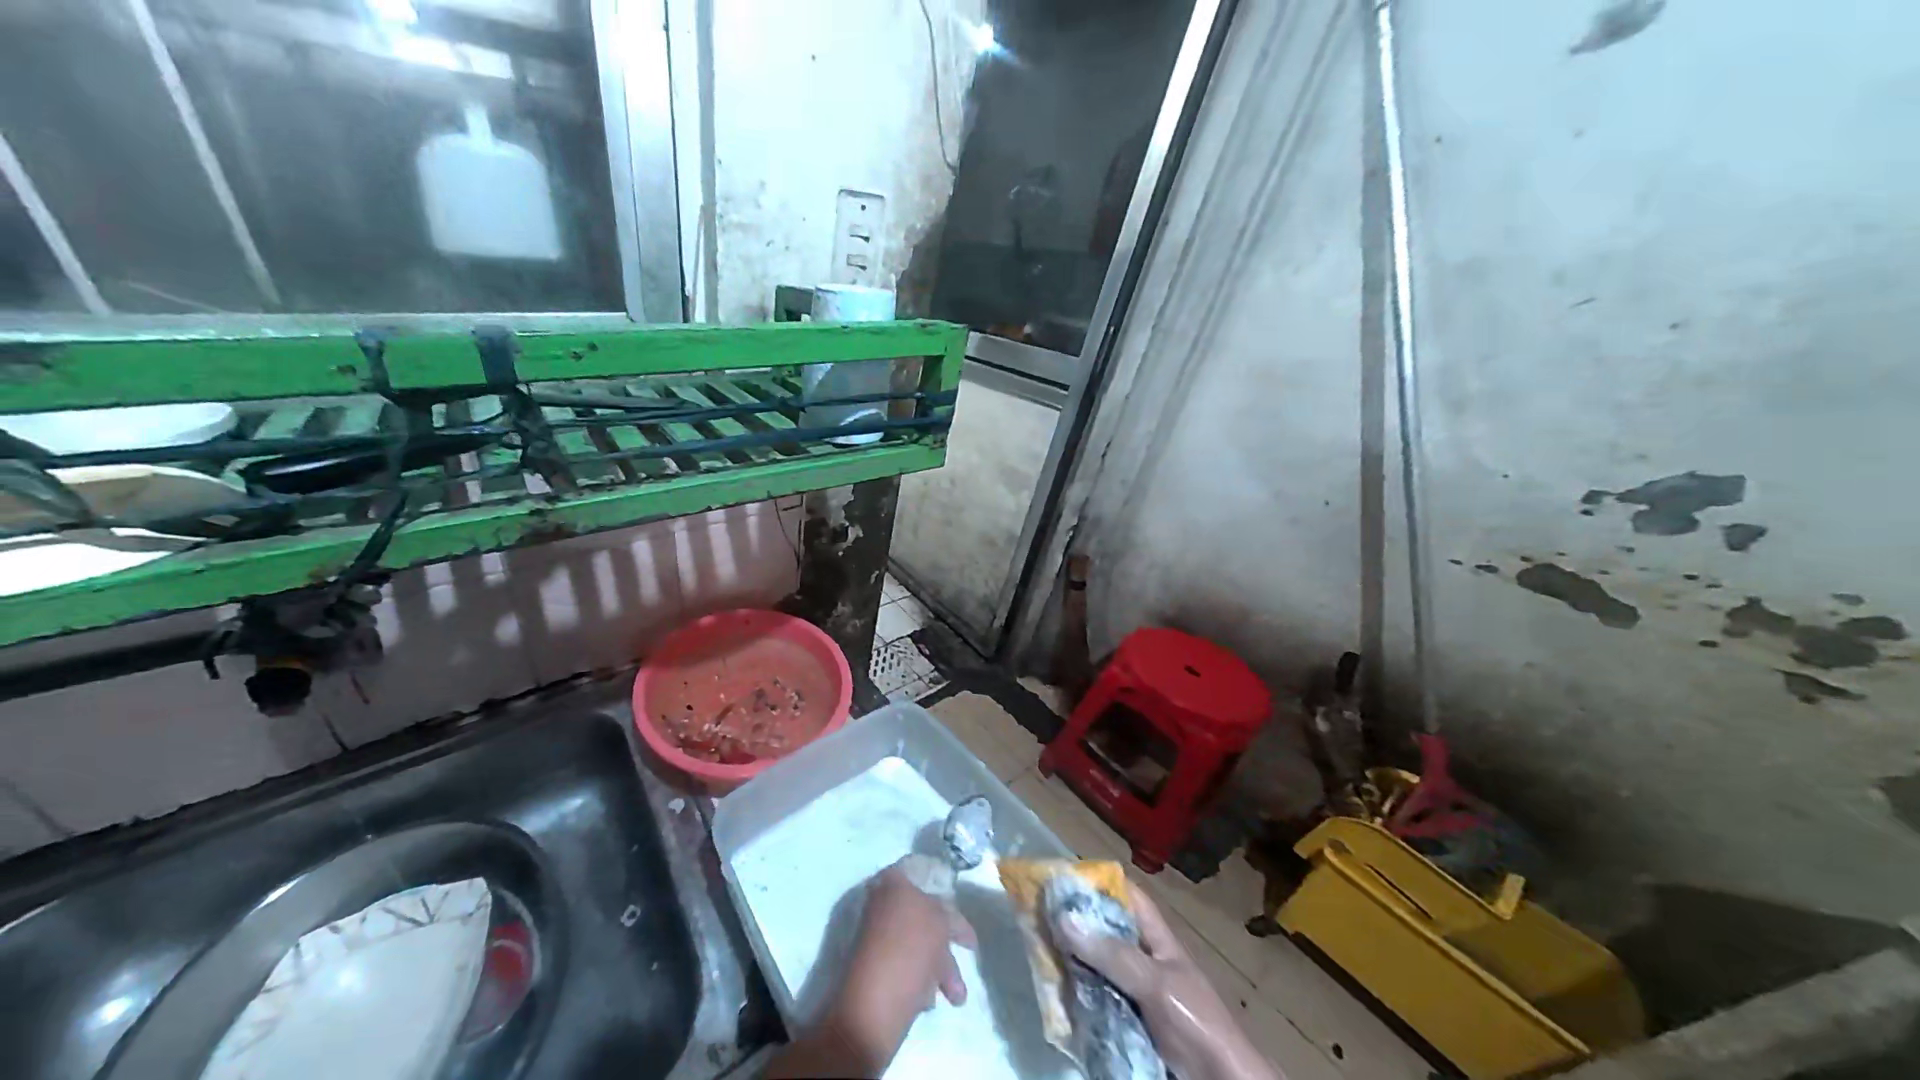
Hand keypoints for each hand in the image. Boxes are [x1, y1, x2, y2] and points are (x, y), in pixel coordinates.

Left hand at [768, 857, 976, 1077]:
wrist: (874, 1006)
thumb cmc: (910, 950)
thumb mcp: (940, 920)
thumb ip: (944, 909)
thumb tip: (942, 910)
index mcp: (892, 885)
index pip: (916, 868)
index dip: (937, 876)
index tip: (955, 894)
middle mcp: (882, 906)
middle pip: (924, 911)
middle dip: (948, 935)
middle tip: (969, 947)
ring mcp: (878, 938)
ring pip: (920, 944)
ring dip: (943, 968)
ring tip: (957, 996)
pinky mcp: (877, 968)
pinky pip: (908, 966)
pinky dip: (923, 980)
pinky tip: (929, 999)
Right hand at [1052, 882, 1280, 1079]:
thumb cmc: (1196, 1023)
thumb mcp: (1155, 983)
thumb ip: (1112, 954)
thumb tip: (1063, 917)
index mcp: (1157, 940)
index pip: (1127, 897)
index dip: (1098, 883)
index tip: (1061, 878)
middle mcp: (1142, 961)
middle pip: (1103, 932)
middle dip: (1073, 924)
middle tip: (1035, 917)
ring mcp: (1133, 994)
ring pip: (1094, 968)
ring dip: (1069, 963)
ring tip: (1034, 954)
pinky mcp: (1125, 1025)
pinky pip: (1093, 1003)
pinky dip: (1074, 999)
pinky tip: (1051, 996)